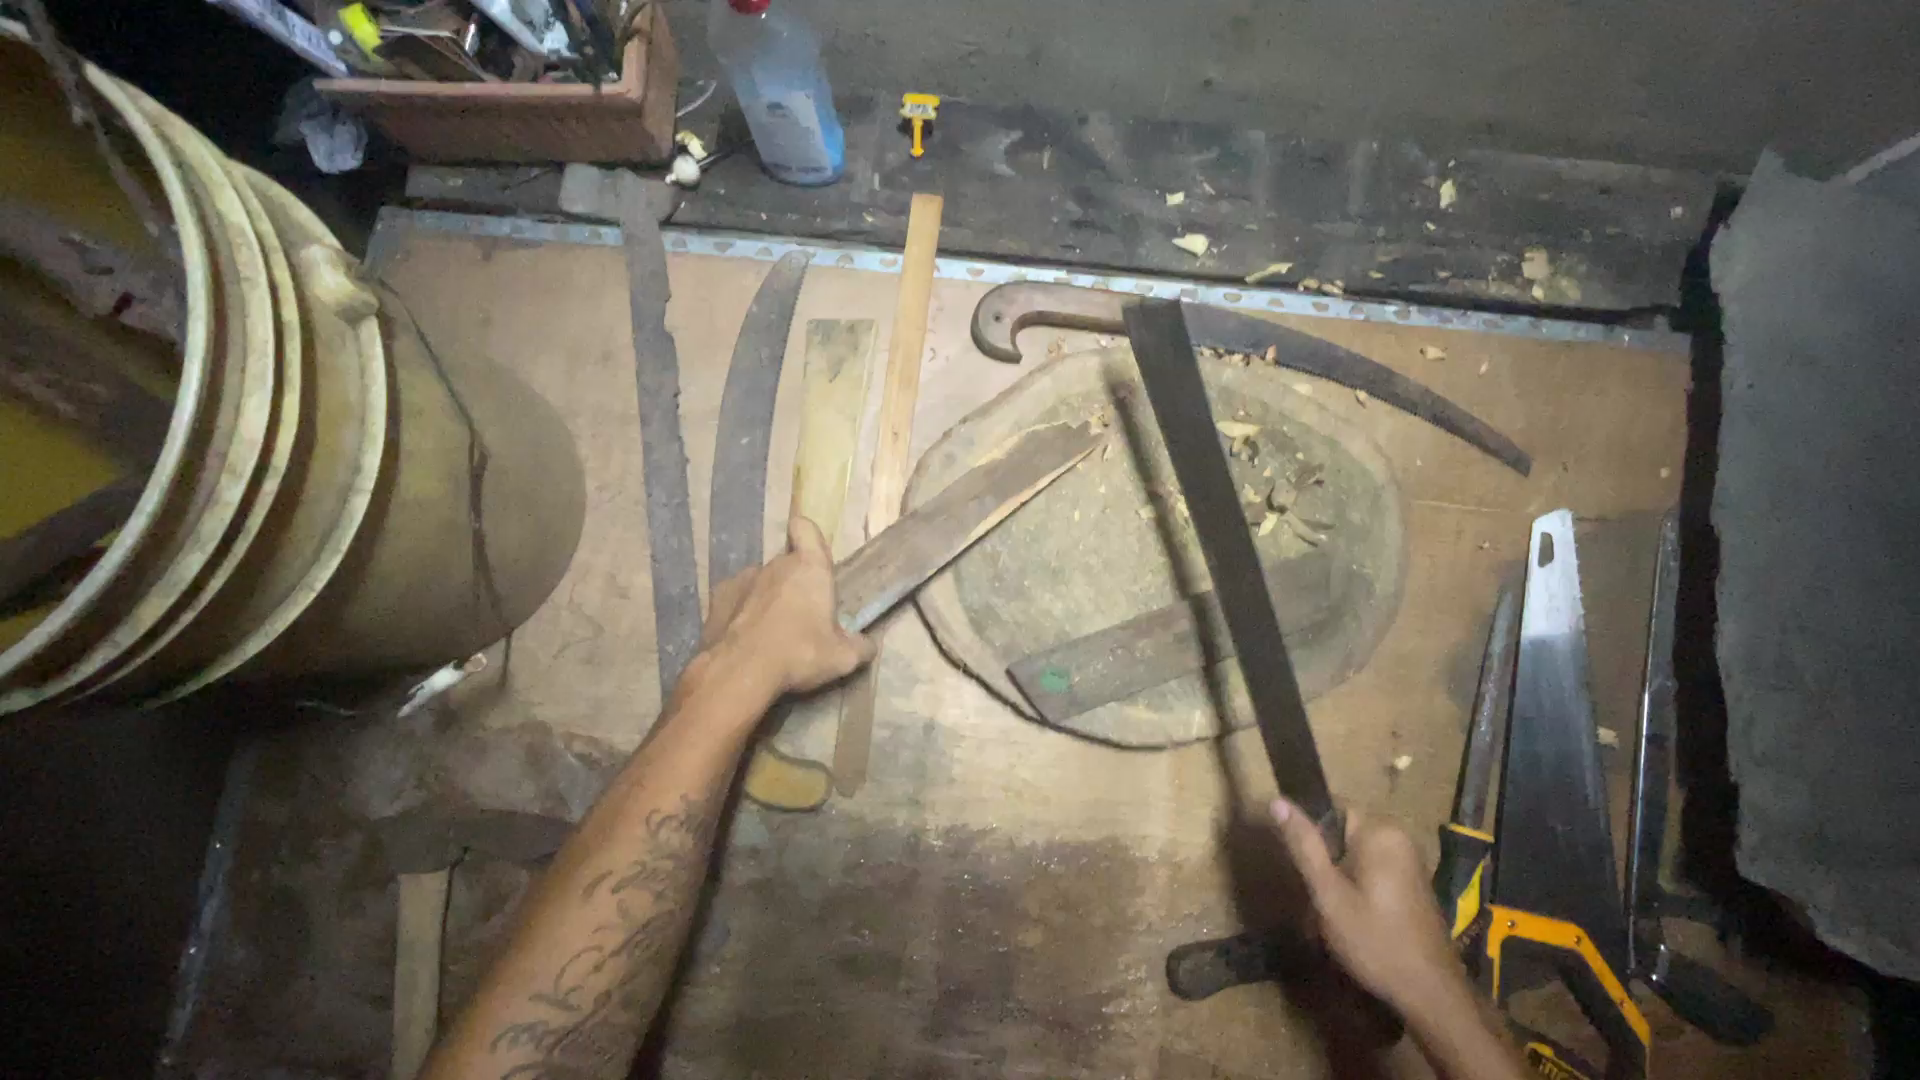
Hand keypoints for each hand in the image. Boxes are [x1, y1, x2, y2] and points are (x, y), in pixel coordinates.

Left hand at [703, 516, 876, 696]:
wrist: (739, 672)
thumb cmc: (798, 655)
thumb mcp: (842, 658)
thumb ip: (860, 646)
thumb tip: (867, 645)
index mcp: (810, 568)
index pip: (806, 528)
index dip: (809, 539)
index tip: (814, 561)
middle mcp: (776, 565)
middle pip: (787, 562)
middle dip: (794, 583)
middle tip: (802, 617)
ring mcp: (743, 579)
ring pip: (761, 581)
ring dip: (767, 598)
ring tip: (770, 632)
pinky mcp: (718, 598)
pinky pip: (736, 597)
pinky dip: (741, 611)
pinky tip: (745, 636)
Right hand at [1270, 797, 1462, 1013]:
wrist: (1431, 994)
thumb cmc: (1375, 941)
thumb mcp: (1328, 894)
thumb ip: (1304, 845)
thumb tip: (1276, 800)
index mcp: (1380, 832)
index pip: (1331, 807)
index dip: (1308, 830)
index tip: (1297, 862)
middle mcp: (1399, 837)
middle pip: (1342, 832)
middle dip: (1323, 859)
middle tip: (1313, 896)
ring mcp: (1409, 861)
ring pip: (1355, 853)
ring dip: (1336, 876)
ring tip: (1328, 911)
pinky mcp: (1412, 883)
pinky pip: (1372, 869)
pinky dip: (1356, 886)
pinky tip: (1350, 917)